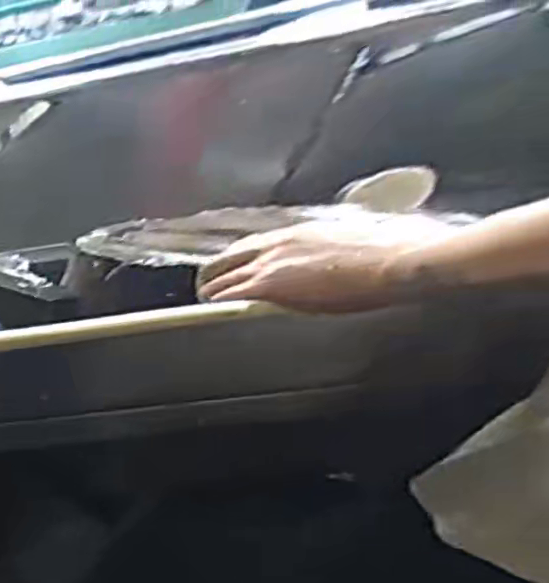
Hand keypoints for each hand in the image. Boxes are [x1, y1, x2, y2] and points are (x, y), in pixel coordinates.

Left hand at [196, 217, 457, 312]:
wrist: (410, 260)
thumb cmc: (404, 247)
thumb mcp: (366, 231)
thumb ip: (341, 239)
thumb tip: (351, 243)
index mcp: (302, 231)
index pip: (250, 244)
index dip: (235, 260)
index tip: (232, 270)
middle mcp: (279, 244)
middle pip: (223, 261)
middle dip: (212, 276)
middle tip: (211, 290)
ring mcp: (270, 265)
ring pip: (217, 281)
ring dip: (211, 294)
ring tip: (211, 305)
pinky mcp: (267, 286)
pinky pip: (225, 298)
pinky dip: (215, 306)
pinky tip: (214, 313)